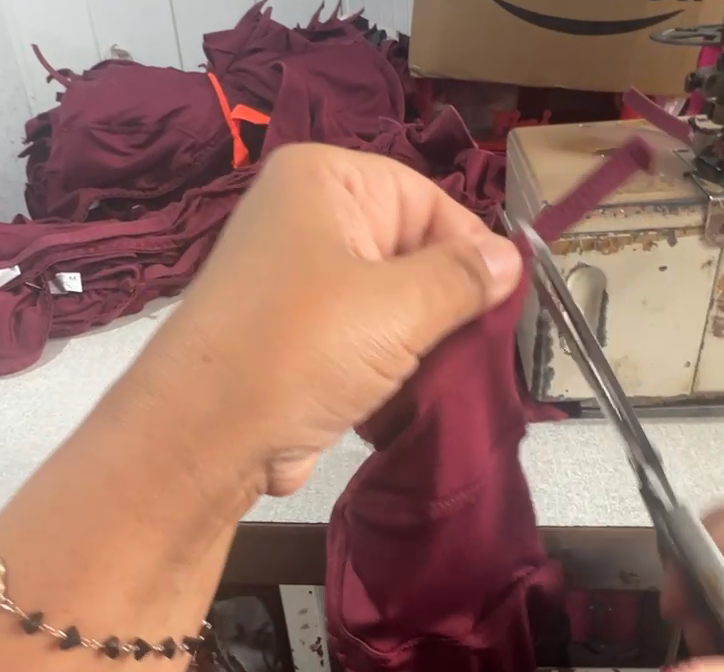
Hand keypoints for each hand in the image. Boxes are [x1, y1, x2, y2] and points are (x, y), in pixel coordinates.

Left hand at [131, 143, 521, 496]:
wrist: (210, 436)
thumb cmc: (301, 350)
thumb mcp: (397, 308)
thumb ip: (462, 279)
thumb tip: (512, 259)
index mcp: (325, 182)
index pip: (426, 200)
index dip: (470, 249)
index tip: (503, 301)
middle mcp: (308, 222)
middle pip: (408, 250)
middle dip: (446, 300)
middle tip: (483, 345)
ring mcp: (299, 285)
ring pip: (388, 301)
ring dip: (422, 338)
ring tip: (454, 370)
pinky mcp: (298, 340)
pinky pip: (363, 338)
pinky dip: (392, 362)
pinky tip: (417, 389)